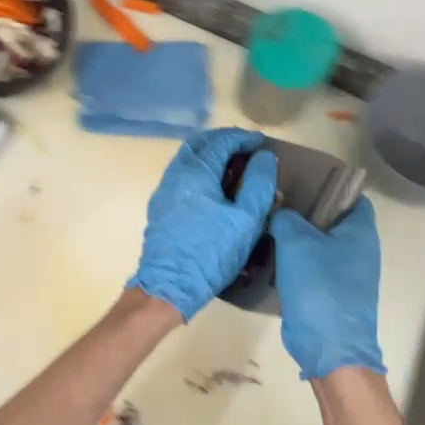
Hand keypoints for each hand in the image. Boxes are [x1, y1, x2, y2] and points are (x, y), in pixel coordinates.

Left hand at [128, 128, 277, 321]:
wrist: (169, 285)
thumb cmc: (212, 252)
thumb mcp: (246, 219)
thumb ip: (259, 184)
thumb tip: (264, 157)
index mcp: (195, 171)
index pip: (221, 141)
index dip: (243, 138)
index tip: (261, 143)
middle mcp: (174, 175)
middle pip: (199, 145)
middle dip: (223, 141)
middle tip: (245, 148)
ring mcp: (163, 192)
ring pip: (187, 161)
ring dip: (209, 157)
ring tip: (232, 168)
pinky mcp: (160, 209)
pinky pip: (181, 178)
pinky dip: (199, 172)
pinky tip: (213, 189)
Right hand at [270, 198, 384, 378]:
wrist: (329, 346)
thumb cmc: (319, 286)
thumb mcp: (297, 243)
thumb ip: (286, 219)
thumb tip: (281, 213)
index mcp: (360, 232)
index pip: (351, 197)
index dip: (328, 186)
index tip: (298, 181)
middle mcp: (359, 250)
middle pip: (332, 221)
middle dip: (305, 212)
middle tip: (274, 203)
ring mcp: (346, 275)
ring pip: (319, 245)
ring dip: (296, 238)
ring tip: (266, 227)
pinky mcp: (330, 293)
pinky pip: (312, 268)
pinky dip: (295, 262)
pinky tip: (270, 257)